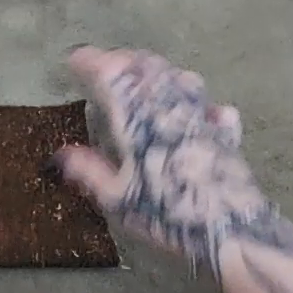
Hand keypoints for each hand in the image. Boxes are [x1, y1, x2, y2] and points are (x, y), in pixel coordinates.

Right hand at [55, 47, 274, 277]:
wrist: (230, 232)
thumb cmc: (166, 214)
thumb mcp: (116, 200)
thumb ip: (89, 172)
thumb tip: (62, 154)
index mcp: (137, 121)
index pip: (111, 77)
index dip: (90, 62)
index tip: (74, 60)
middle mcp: (169, 110)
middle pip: (145, 68)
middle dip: (121, 61)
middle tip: (104, 65)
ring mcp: (201, 119)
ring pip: (179, 78)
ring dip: (156, 72)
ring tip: (142, 77)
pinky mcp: (225, 135)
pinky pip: (210, 107)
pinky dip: (196, 101)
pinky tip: (198, 110)